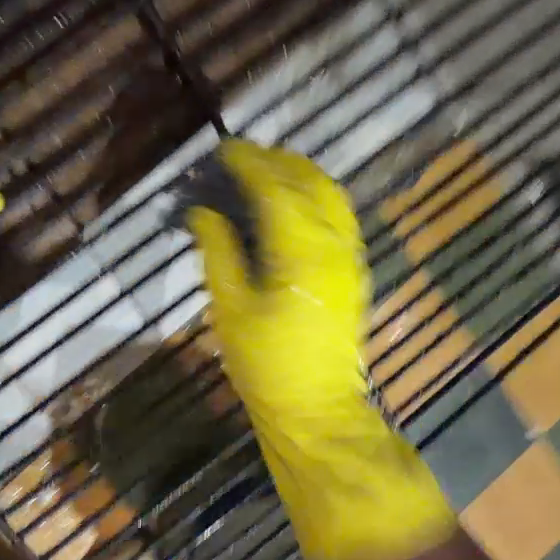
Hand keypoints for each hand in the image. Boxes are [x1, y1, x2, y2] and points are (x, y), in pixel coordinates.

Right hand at [187, 141, 454, 559]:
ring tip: (264, 171)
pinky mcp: (355, 272)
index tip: (224, 150)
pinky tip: (290, 203)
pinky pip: (338, 217)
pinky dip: (314, 197)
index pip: (276, 188)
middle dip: (276, 161)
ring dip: (299, 175)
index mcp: (300, 252)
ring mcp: (351, 258)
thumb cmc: (264, 364)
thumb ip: (218, 252)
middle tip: (240, 157)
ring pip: (332, 196)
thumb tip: (204, 212)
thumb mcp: (229, 309)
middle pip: (311, 182)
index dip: (249, 163)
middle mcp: (334, 245)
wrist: (317, 410)